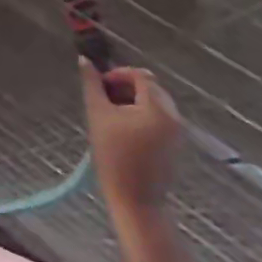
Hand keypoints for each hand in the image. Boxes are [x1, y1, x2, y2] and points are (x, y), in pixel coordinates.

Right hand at [81, 59, 183, 207]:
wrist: (134, 200)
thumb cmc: (113, 156)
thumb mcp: (98, 116)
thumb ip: (92, 85)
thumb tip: (84, 60)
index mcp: (158, 107)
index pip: (141, 75)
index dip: (118, 74)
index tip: (100, 85)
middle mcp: (173, 116)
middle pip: (150, 87)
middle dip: (125, 87)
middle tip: (103, 99)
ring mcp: (177, 131)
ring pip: (154, 103)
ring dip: (132, 101)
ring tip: (110, 114)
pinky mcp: (174, 144)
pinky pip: (159, 118)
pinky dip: (142, 115)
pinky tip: (123, 130)